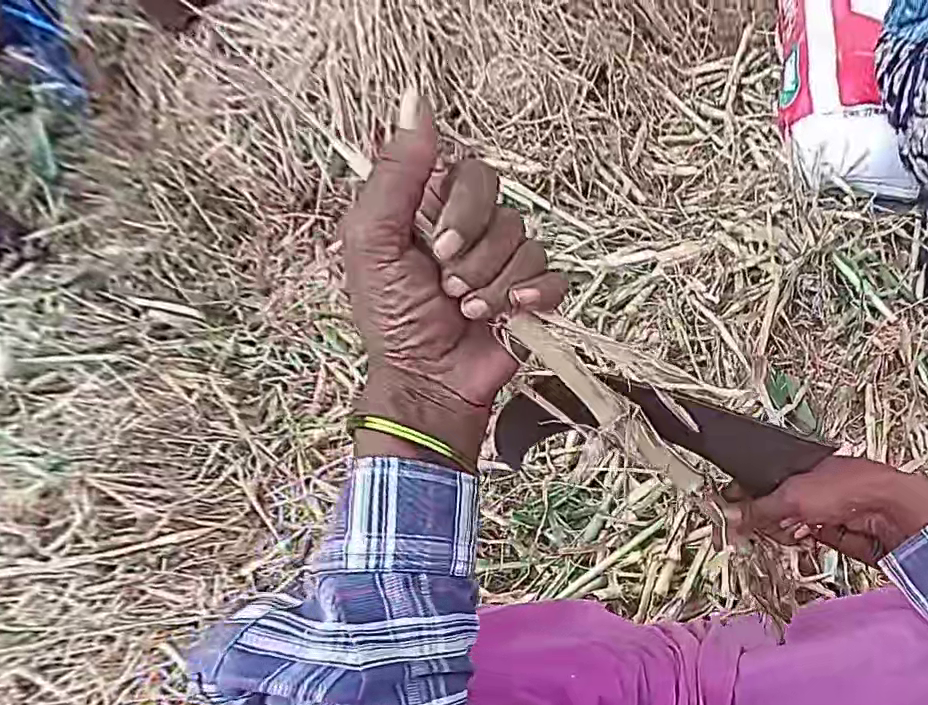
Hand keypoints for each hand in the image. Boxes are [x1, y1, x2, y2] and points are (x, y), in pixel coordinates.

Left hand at [341, 90, 566, 467]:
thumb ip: (395, 174)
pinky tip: (513, 312)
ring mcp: (507, 266)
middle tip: (449, 287)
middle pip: (504, 208)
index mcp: (436, 209)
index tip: (437, 248)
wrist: (428, 380)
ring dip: (494, 284)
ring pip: (527, 246)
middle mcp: (476, 232)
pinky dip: (534, 295)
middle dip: (476, 254)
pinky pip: (554, 278)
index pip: (472, 174)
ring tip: (468, 311)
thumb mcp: (373, 241)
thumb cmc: (394, 319)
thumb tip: (416, 102)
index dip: (463, 209)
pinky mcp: (533, 299)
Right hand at [723, 456, 927, 564]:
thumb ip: (758, 508)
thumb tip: (729, 514)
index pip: (768, 481)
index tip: (731, 510)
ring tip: (792, 532)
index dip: (748, 495)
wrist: (892, 512)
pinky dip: (808, 542)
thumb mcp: (792, 497)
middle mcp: (817, 487)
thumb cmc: (849, 489)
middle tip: (761, 524)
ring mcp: (829, 511)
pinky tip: (807, 540)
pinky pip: (813, 540)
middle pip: (778, 506)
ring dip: (788, 532)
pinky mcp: (841, 535)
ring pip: (794, 526)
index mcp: (806, 467)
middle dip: (768, 517)